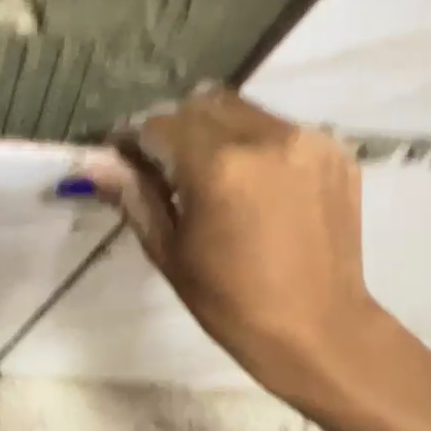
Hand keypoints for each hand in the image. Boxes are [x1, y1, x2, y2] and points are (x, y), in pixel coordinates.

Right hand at [83, 86, 430, 430]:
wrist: (315, 325)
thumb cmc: (228, 300)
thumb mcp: (168, 251)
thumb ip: (134, 196)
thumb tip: (95, 162)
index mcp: (219, 167)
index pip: (160, 125)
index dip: (133, 138)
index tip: (120, 158)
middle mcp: (266, 138)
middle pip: (202, 104)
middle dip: (174, 128)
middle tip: (161, 166)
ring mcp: (308, 140)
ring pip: (242, 110)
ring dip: (214, 131)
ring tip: (206, 175)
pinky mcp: (335, 151)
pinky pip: (279, 129)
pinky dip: (253, 145)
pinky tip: (250, 187)